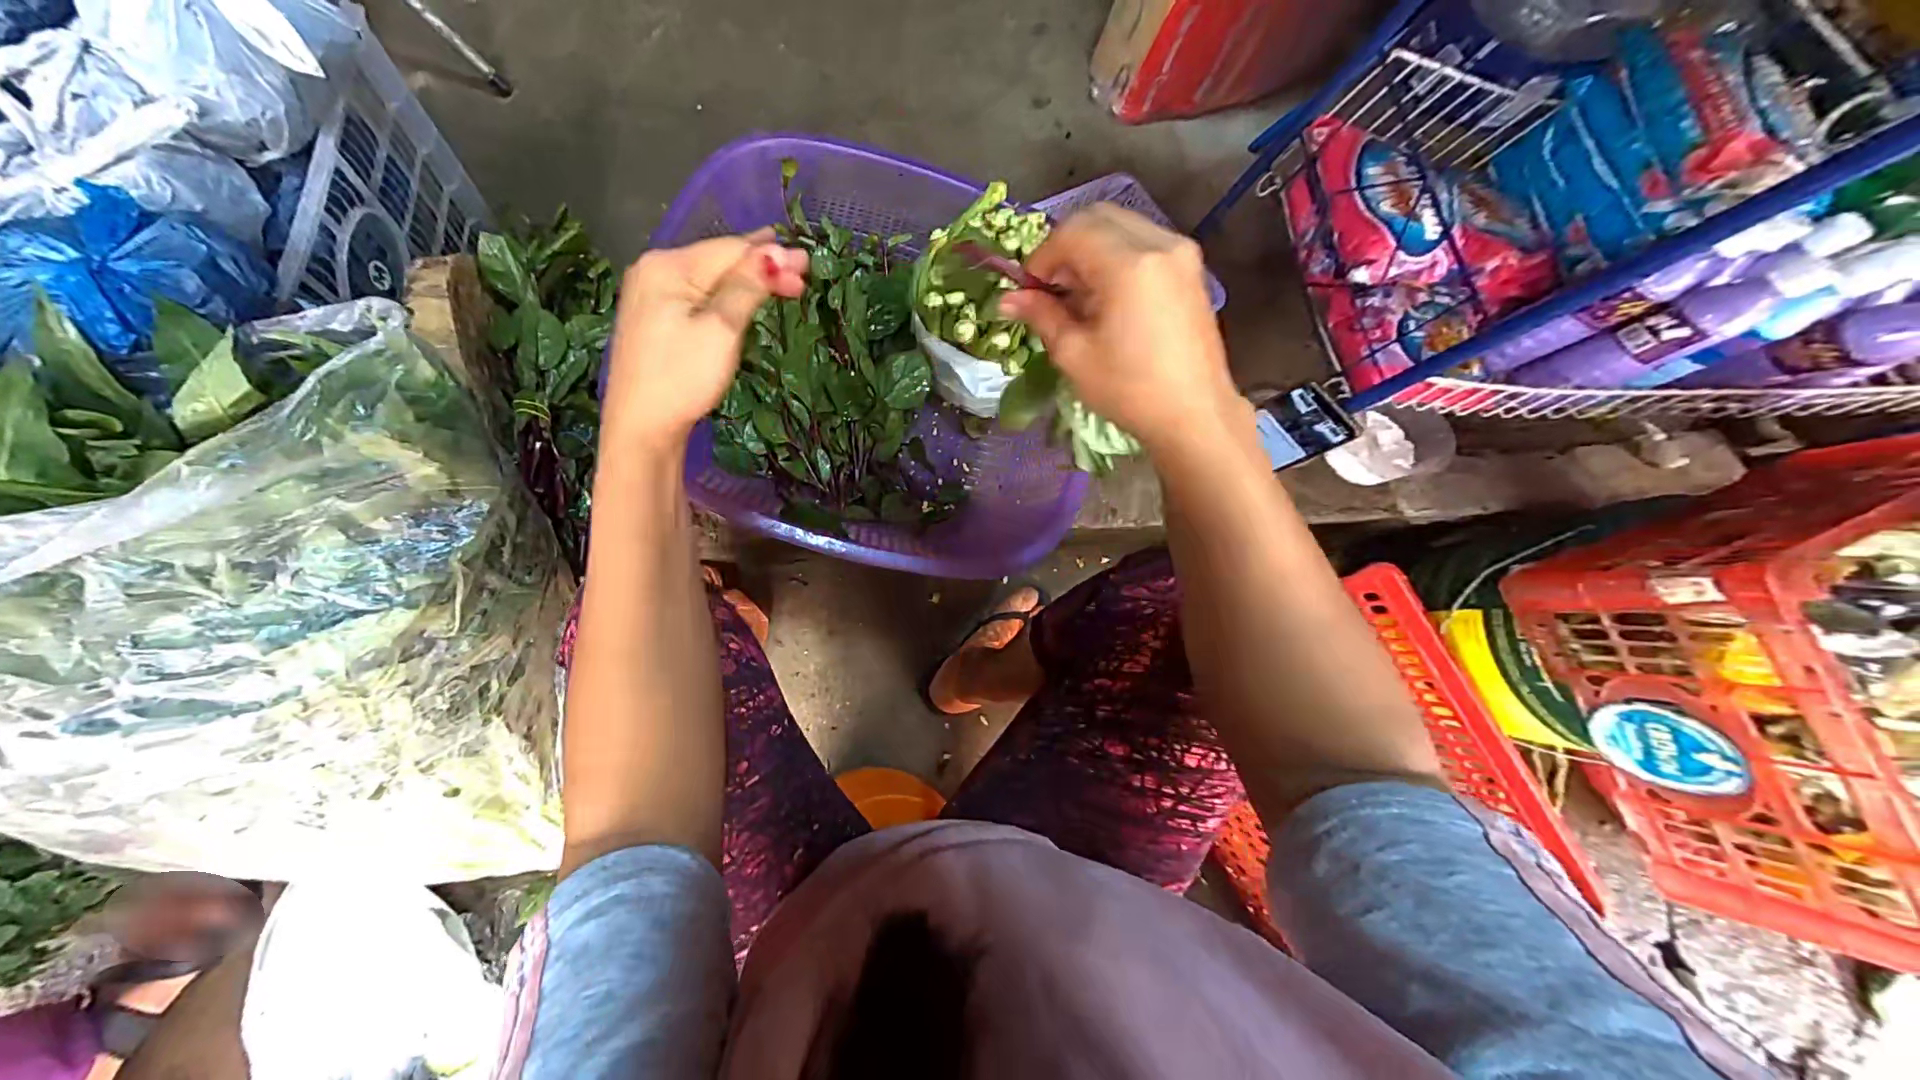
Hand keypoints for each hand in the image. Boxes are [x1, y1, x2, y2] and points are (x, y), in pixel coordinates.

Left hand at [601, 229, 807, 455]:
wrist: (642, 426)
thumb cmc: (683, 378)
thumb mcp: (721, 329)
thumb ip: (747, 286)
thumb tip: (776, 252)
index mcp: (669, 266)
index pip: (730, 249)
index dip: (772, 257)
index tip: (808, 266)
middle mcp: (654, 269)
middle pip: (718, 259)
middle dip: (761, 266)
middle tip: (803, 278)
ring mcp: (650, 293)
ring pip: (710, 277)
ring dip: (747, 280)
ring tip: (783, 284)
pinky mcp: (654, 317)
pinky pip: (698, 294)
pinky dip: (726, 294)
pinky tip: (745, 296)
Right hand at [999, 205, 1244, 455]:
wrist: (1194, 414)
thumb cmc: (1130, 389)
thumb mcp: (1075, 355)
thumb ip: (1042, 315)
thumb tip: (1008, 299)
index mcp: (1129, 265)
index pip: (1072, 232)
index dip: (1042, 257)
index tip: (1030, 291)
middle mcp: (1159, 244)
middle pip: (1098, 217)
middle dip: (1066, 246)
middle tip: (1052, 289)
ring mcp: (1181, 254)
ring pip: (1122, 225)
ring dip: (1091, 249)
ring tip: (1079, 296)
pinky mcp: (1191, 269)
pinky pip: (1144, 242)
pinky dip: (1117, 256)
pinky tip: (1108, 297)